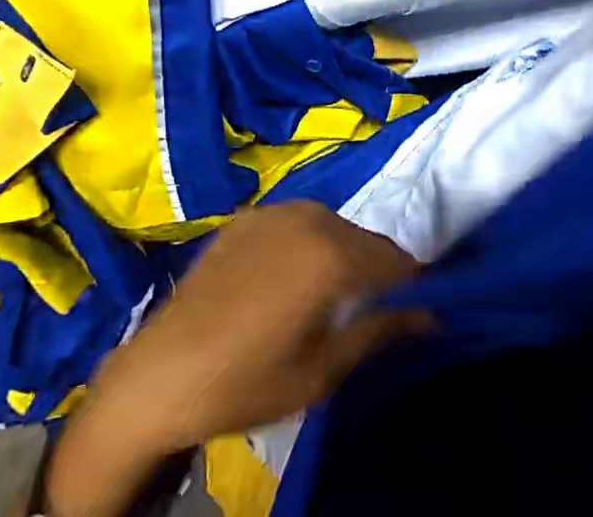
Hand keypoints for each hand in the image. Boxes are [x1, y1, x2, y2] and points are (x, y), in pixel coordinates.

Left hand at [36, 202, 431, 516]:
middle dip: (377, 267)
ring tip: (332, 293)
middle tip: (375, 307)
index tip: (418, 308)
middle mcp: (307, 217)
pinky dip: (308, 242)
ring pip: (330, 225)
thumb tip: (432, 315)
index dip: (413, 284)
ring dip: (343, 251)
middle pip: (364, 237)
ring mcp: (271, 211)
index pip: (395, 260)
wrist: (161, 372)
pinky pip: (295, 222)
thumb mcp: (324, 368)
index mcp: (331, 253)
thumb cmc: (248, 381)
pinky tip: (291, 276)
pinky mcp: (243, 217)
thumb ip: (381, 331)